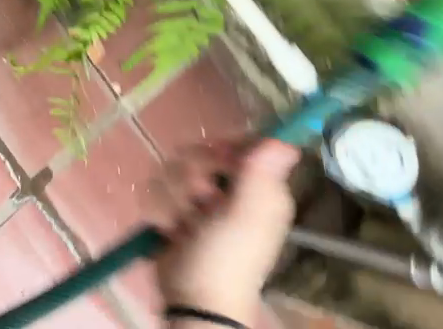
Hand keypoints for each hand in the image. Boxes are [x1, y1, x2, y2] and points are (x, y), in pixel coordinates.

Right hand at [143, 140, 299, 326]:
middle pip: (200, 151)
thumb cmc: (225, 261)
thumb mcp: (244, 220)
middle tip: (200, 203)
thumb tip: (285, 142)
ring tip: (183, 225)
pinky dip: (161, 209)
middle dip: (191, 177)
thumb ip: (259, 178)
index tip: (215, 163)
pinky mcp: (176, 208)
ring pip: (173, 167)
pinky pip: (158, 186)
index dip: (222, 147)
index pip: (241, 143)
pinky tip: (169, 229)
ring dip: (173, 197)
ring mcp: (202, 199)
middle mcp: (232, 190)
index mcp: (259, 189)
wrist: (193, 301)